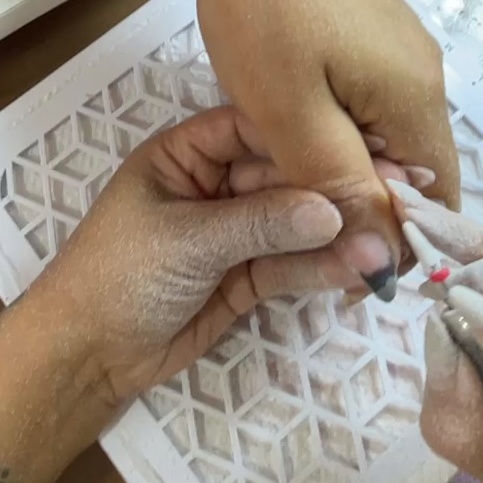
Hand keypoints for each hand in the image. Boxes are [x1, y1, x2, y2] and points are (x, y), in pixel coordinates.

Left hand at [29, 106, 407, 406]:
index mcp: (185, 153)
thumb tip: (335, 208)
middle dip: (333, 190)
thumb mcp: (188, 238)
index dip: (306, 136)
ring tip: (390, 241)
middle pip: (283, 177)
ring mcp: (233, 231)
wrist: (86, 354)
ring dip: (337, 233)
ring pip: (293, 223)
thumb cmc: (119, 274)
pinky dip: (321, 266)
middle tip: (396, 197)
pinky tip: (361, 267)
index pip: (254, 128)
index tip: (364, 146)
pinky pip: (289, 263)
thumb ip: (261, 223)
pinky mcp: (245, 275)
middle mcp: (214, 184)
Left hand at [193, 0, 459, 302]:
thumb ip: (338, 182)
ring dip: (342, 167)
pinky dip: (333, 129)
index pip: (438, 198)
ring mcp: (394, 49)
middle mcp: (422, 74)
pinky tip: (289, 131)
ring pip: (381, 136)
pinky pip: (362, 102)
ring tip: (287, 184)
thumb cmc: (264, 11)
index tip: (342, 269)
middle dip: (365, 206)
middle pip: (412, 169)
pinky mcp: (363, 33)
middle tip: (300, 228)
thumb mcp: (290, 111)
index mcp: (418, 98)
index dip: (396, 241)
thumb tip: (386, 260)